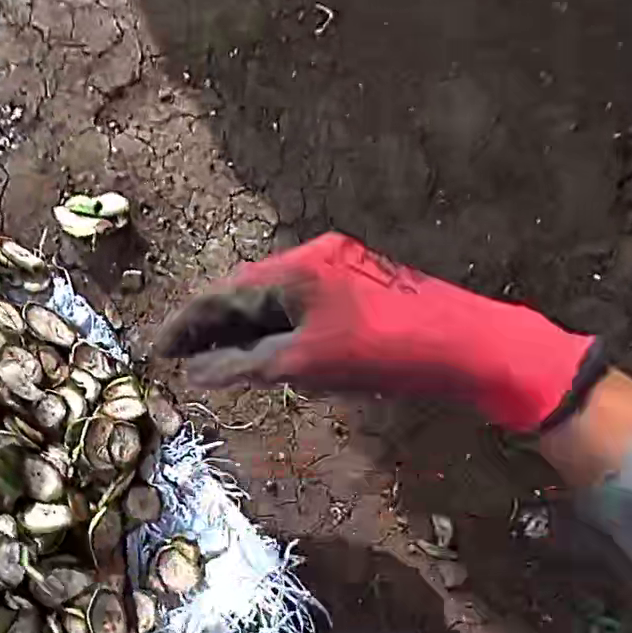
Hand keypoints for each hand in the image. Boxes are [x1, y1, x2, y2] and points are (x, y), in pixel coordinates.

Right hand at [155, 233, 600, 432]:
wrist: (473, 347)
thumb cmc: (385, 351)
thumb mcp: (304, 363)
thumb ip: (242, 366)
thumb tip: (195, 374)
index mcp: (296, 267)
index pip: (222, 295)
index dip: (185, 325)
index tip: (157, 349)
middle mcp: (312, 258)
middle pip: (242, 295)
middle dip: (209, 330)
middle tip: (181, 360)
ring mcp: (334, 271)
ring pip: (269, 304)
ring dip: (239, 333)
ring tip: (212, 363)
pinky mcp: (352, 289)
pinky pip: (295, 310)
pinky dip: (271, 333)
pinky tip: (261, 356)